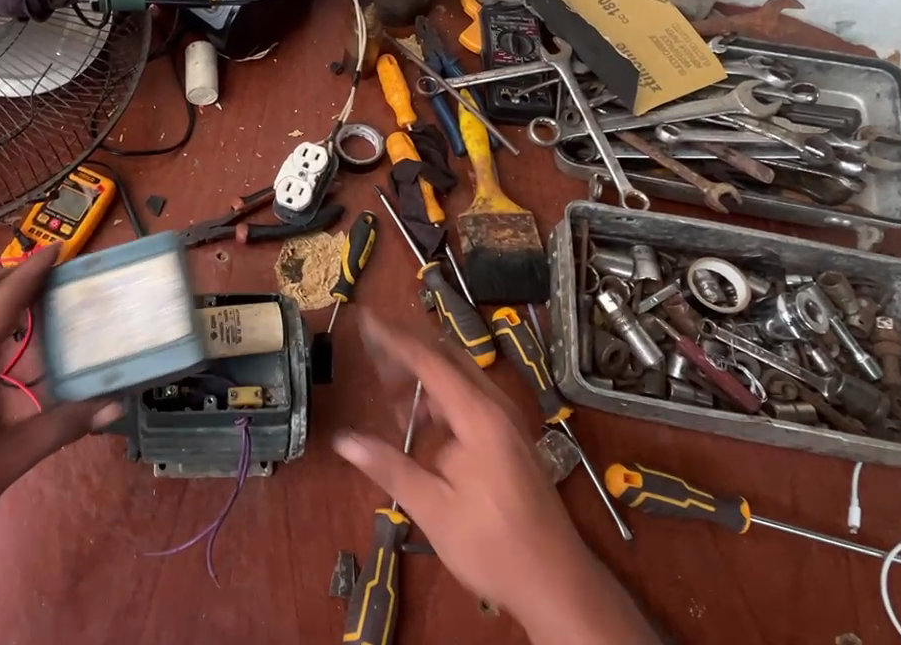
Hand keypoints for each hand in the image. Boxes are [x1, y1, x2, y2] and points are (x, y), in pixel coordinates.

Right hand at [332, 314, 657, 643]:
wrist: (556, 582)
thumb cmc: (493, 546)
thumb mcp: (433, 510)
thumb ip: (389, 468)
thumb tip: (344, 440)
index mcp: (478, 417)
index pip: (430, 360)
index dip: (394, 338)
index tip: (365, 319)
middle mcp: (495, 408)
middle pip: (447, 358)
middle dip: (407, 349)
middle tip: (370, 347)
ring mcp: (506, 421)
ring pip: (460, 376)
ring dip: (423, 374)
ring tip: (387, 387)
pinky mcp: (508, 437)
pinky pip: (469, 397)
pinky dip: (439, 395)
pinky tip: (419, 419)